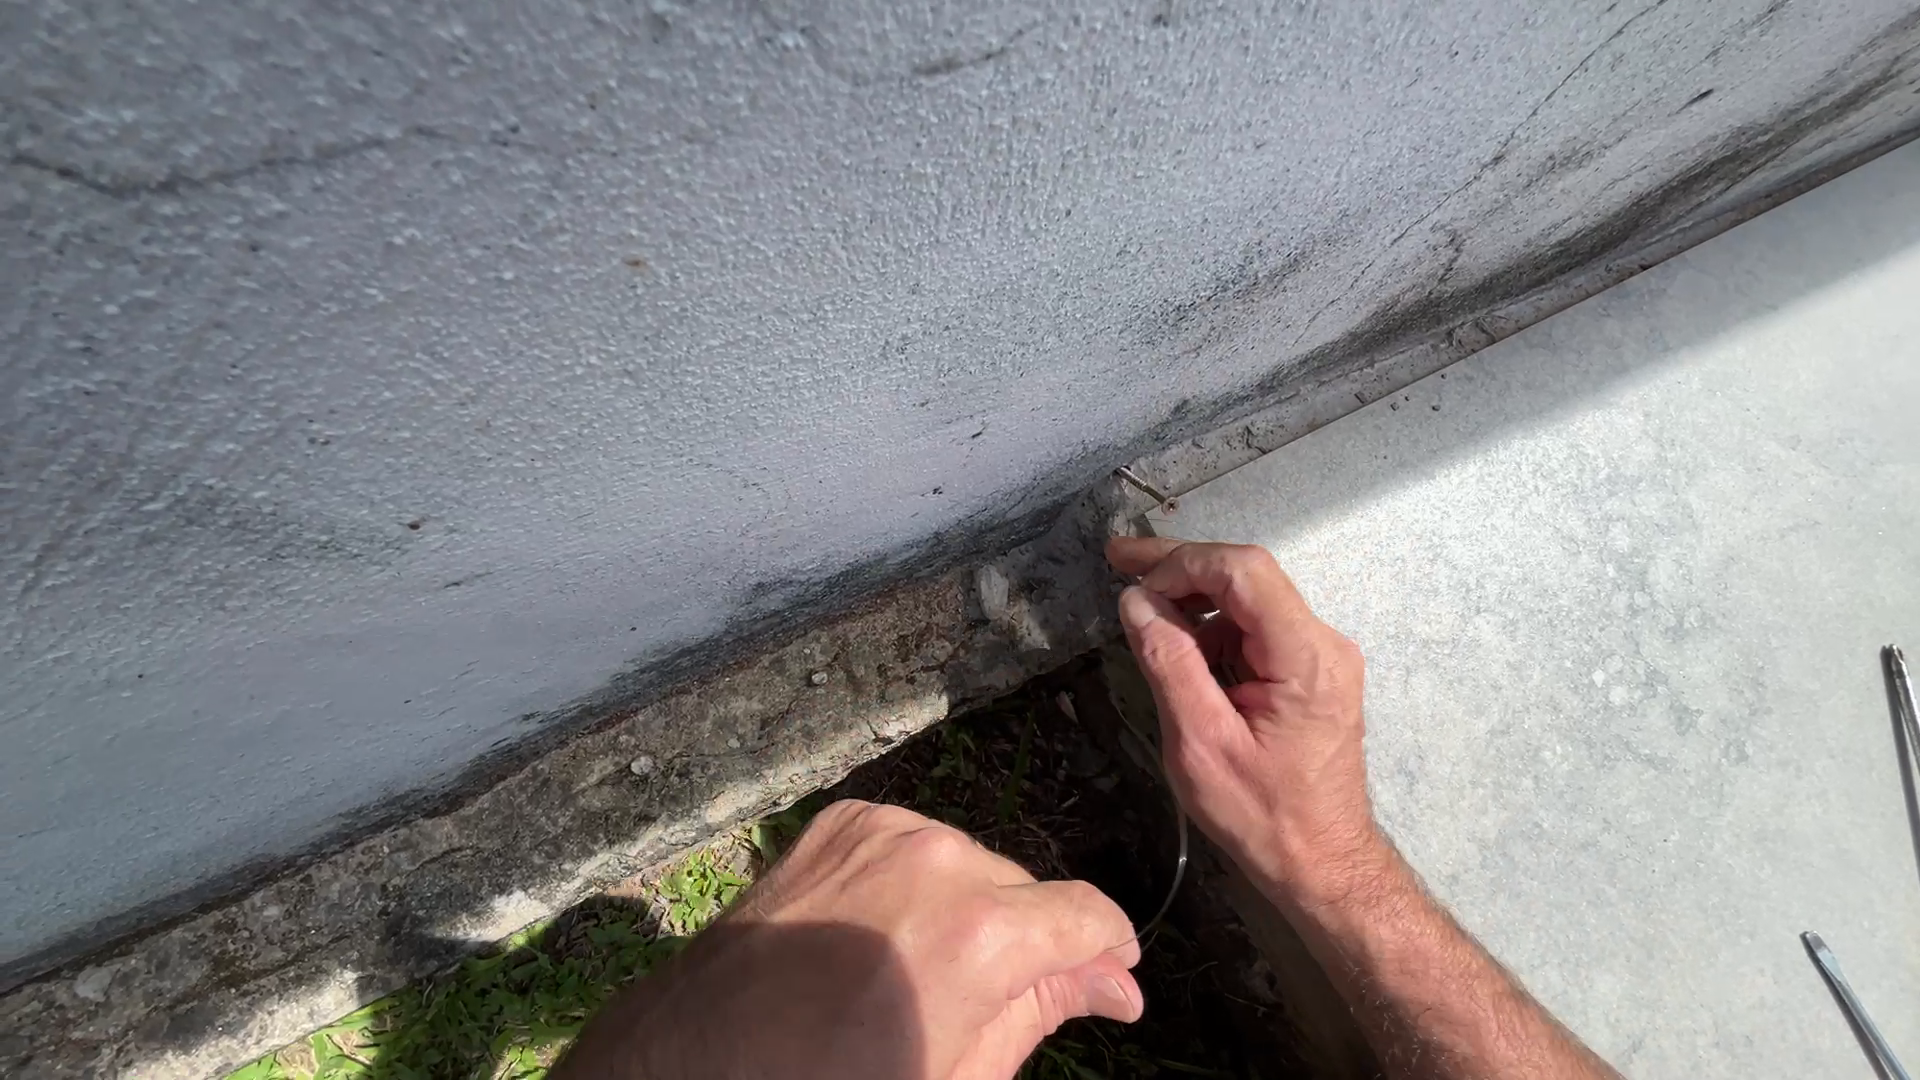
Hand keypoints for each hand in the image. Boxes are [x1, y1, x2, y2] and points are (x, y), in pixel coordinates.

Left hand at [555, 800, 1141, 1079]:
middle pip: (1025, 890)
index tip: (1110, 977)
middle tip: (993, 996)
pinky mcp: (845, 818)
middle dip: (1029, 939)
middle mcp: (941, 855)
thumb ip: (1043, 1013)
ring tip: (924, 965)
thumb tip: (1112, 984)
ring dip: (969, 906)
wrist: (695, 1064)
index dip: (1108, 949)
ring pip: (969, 861)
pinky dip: (916, 879)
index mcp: (981, 931)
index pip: (1087, 914)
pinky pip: (913, 840)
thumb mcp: (958, 1077)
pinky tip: (885, 926)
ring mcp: (887, 827)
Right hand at [1106, 537, 1380, 900]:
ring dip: (1191, 598)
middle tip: (1117, 560)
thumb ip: (1169, 664)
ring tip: (1142, 615)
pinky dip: (1210, 625)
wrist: (1323, 863)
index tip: (1131, 583)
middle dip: (1178, 566)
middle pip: (1246, 574)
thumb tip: (1135, 601)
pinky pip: (1253, 624)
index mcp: (1305, 657)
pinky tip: (1181, 650)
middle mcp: (1321, 641)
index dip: (1181, 563)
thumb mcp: (1200, 743)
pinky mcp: (1308, 667)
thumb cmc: (1261, 815)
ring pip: (1247, 595)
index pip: (1243, 571)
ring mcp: (1319, 652)